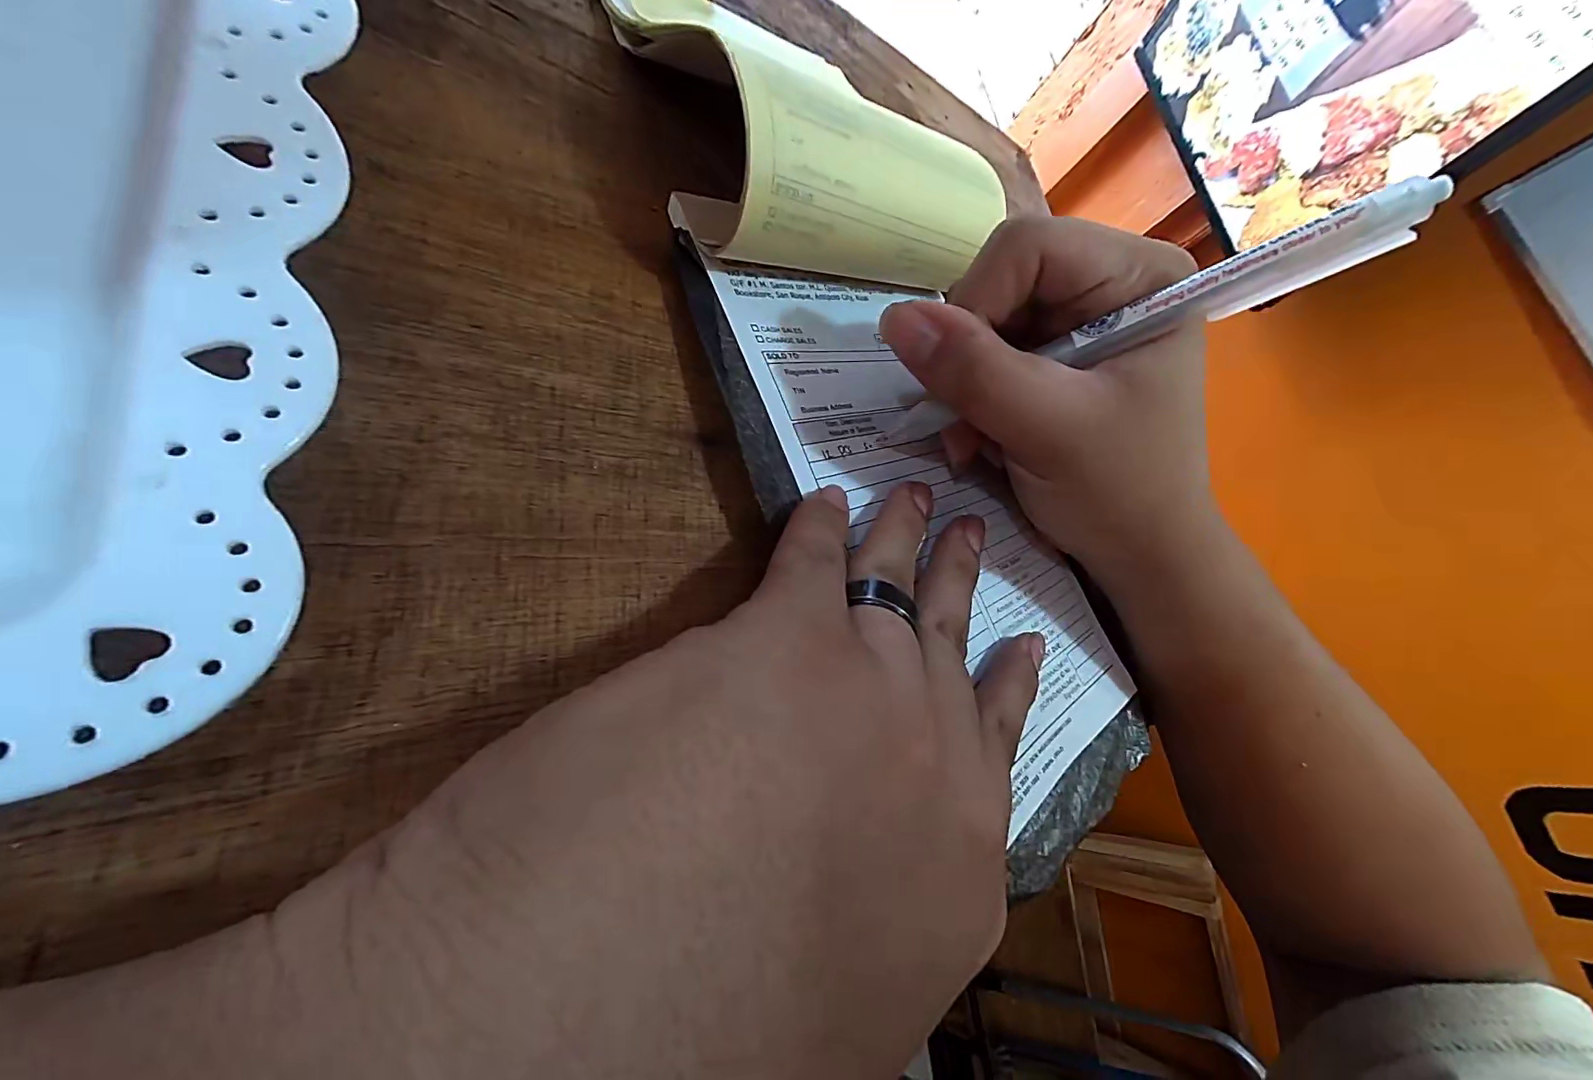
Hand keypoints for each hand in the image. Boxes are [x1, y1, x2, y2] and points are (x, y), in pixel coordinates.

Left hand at [294, 486, 1044, 1077]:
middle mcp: (933, 763)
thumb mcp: (843, 1006)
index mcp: (956, 865)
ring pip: (899, 591)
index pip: (995, 748)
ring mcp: (871, 693)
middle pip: (952, 649)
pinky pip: (816, 562)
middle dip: (960, 583)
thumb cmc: (705, 1041)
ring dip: (906, 536)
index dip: (1005, 687)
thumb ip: (881, 914)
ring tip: (916, 498)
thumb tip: (867, 881)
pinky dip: (821, 528)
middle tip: (972, 534)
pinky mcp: (782, 643)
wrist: (575, 1022)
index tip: (1017, 645)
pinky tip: (825, 504)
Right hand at [878, 217, 1217, 587]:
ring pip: (990, 322)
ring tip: (973, 443)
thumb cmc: (1120, 495)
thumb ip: (973, 370)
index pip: (1028, 247)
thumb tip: (895, 318)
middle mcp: (1116, 283)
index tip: (960, 380)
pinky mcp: (1064, 356)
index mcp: (1143, 278)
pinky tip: (984, 439)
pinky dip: (977, 397)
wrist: (1145, 555)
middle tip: (962, 424)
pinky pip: (995, 354)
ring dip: (968, 385)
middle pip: (1004, 281)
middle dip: (972, 356)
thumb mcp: (1046, 430)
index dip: (977, 304)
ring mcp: (1088, 321)